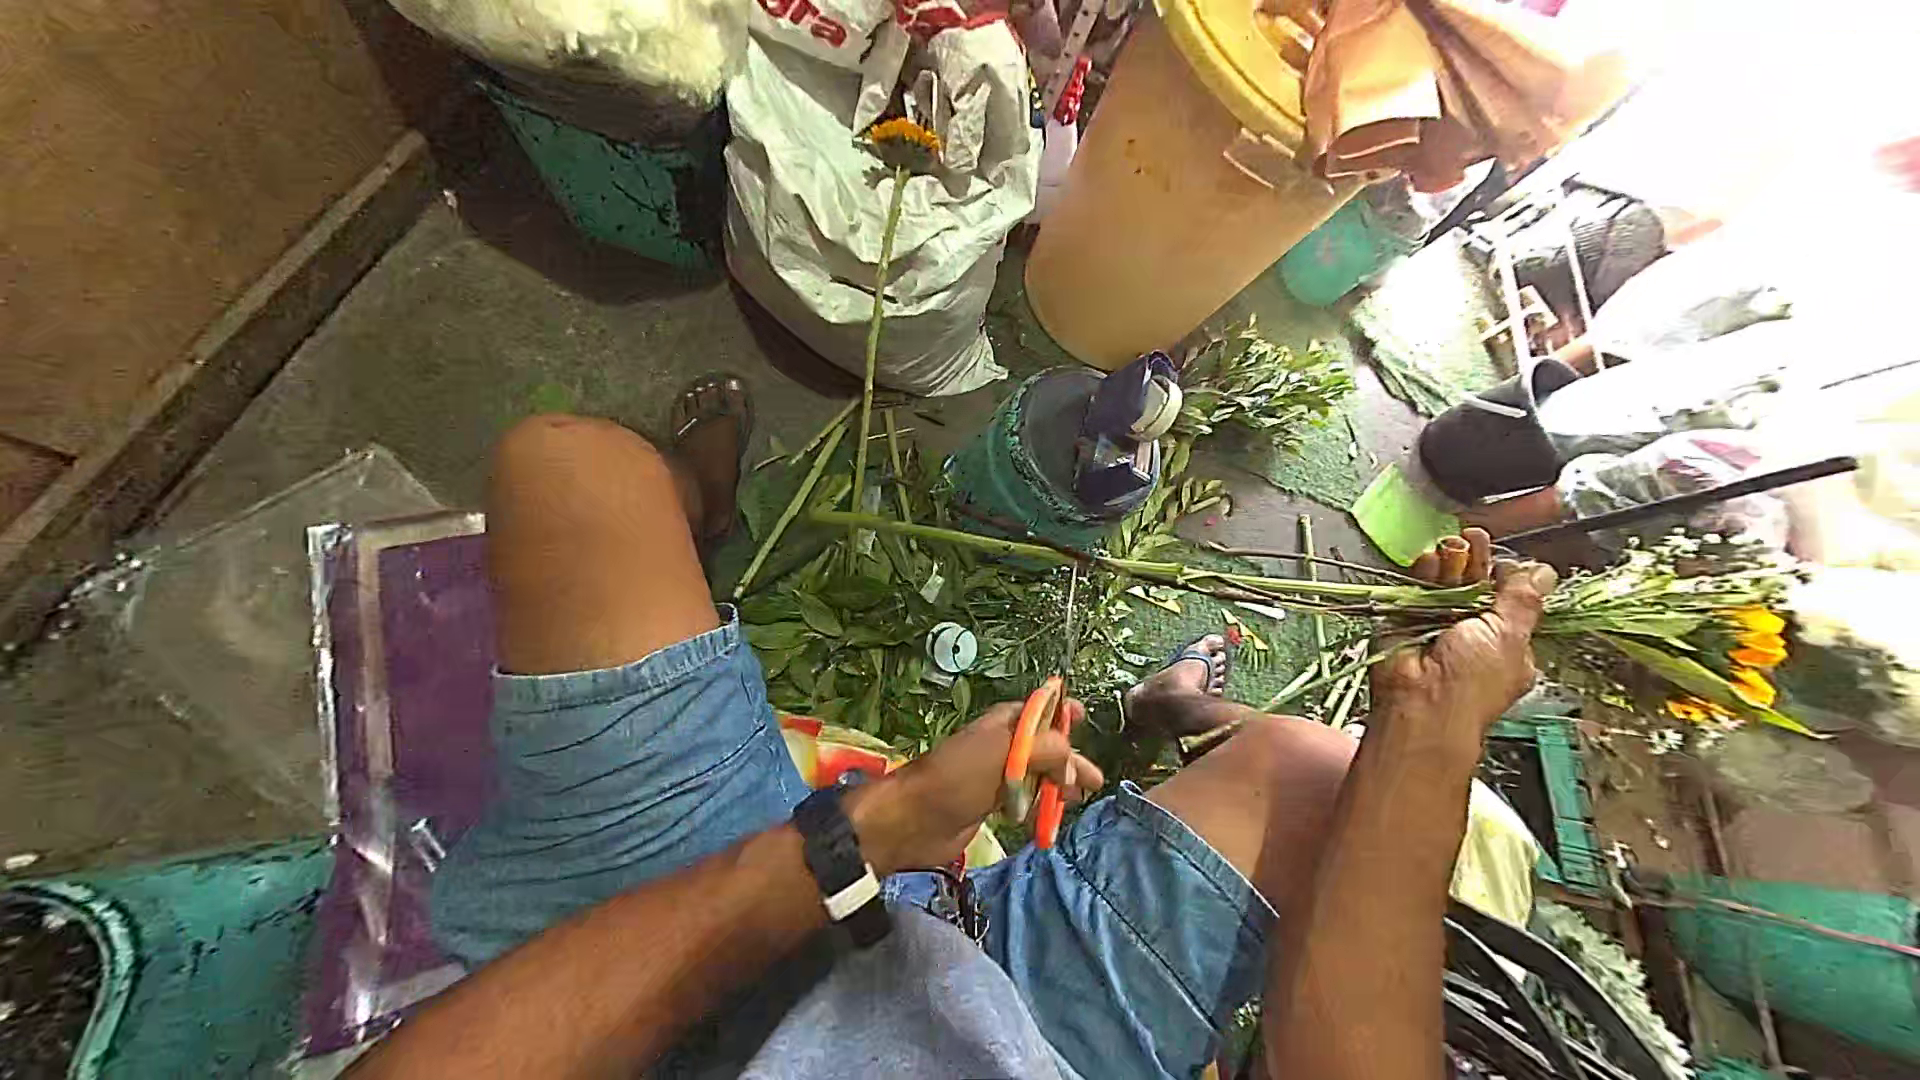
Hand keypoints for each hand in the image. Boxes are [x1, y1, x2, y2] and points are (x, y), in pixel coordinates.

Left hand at [846, 700, 1104, 874]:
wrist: (917, 817)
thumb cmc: (960, 776)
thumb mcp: (1006, 752)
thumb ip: (1046, 750)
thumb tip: (1071, 762)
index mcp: (1005, 723)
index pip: (1040, 709)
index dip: (1062, 711)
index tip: (1083, 716)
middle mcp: (1005, 745)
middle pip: (1047, 747)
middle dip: (1069, 761)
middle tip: (1094, 781)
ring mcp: (998, 775)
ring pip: (1039, 776)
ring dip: (1059, 787)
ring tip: (1077, 800)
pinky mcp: (993, 803)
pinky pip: (1026, 801)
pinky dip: (1041, 808)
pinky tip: (1051, 821)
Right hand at [1371, 528, 1557, 764]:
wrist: (1419, 700)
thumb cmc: (1471, 682)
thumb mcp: (1509, 636)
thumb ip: (1521, 600)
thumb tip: (1543, 571)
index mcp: (1503, 642)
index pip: (1506, 599)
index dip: (1504, 576)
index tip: (1502, 559)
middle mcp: (1467, 631)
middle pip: (1472, 587)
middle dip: (1475, 562)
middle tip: (1474, 537)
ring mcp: (1432, 624)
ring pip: (1442, 585)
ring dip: (1449, 563)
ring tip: (1453, 543)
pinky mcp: (1400, 619)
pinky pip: (1411, 590)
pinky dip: (1419, 573)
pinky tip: (1428, 558)